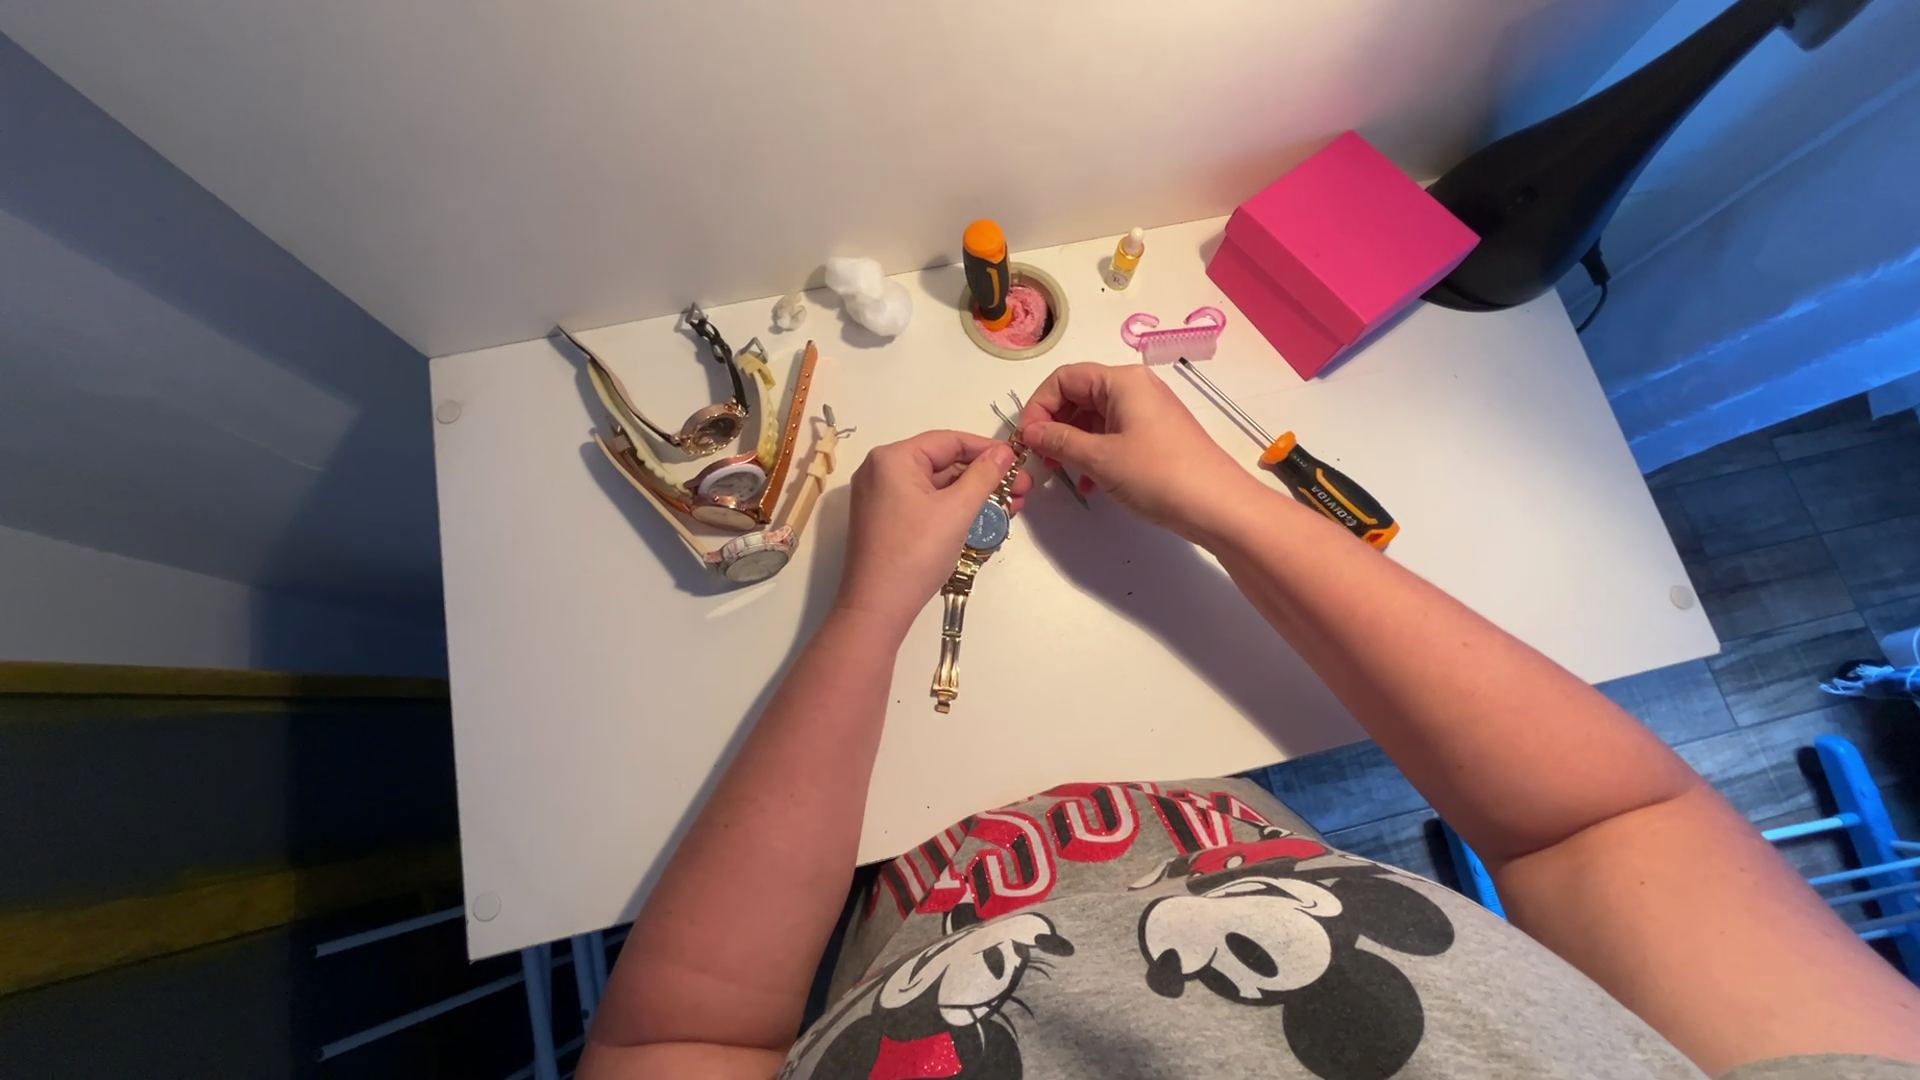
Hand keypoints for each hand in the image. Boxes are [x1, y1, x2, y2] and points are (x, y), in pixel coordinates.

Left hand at [834, 430, 1032, 631]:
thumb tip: (1004, 452)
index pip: (948, 441)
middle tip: (1021, 488)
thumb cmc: (916, 552)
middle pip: (942, 463)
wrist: (878, 607)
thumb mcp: (957, 510)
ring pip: (937, 487)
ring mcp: (880, 498)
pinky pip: (926, 505)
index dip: (986, 449)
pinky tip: (983, 518)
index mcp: (892, 459)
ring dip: (973, 495)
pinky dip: (953, 509)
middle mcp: (881, 471)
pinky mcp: (885, 522)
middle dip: (984, 476)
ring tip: (1010, 507)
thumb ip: (984, 475)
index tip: (1018, 460)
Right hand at [1019, 362, 1259, 538]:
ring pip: (1093, 419)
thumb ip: (1059, 441)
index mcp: (1121, 381)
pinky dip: (1093, 453)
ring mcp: (1146, 413)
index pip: (1064, 378)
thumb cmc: (1157, 474)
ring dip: (1071, 443)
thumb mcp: (1099, 458)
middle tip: (1041, 458)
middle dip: (1054, 425)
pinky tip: (1088, 483)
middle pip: (1078, 396)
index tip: (1027, 439)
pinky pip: (1112, 435)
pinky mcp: (1153, 436)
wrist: (1217, 505)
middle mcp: (1134, 389)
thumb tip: (1030, 431)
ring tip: (1062, 473)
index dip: (1039, 406)